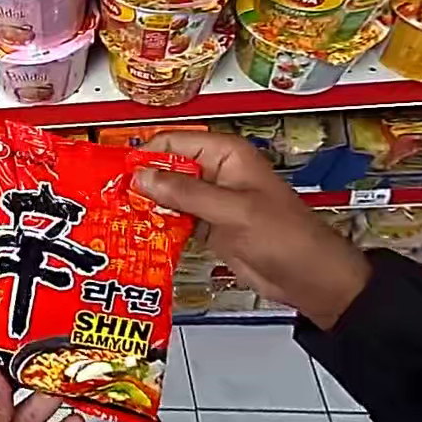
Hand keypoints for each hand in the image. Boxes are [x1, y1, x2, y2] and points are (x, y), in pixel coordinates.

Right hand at [136, 131, 370, 329]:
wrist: (310, 278)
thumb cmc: (285, 236)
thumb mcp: (232, 210)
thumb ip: (185, 193)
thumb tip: (142, 176)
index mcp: (225, 154)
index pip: (174, 142)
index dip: (145, 155)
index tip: (118, 173)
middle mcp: (214, 171)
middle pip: (166, 167)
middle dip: (141, 181)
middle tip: (110, 197)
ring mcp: (210, 199)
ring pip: (167, 193)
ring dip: (147, 204)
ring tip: (116, 216)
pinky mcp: (208, 224)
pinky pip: (175, 217)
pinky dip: (158, 224)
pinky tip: (138, 233)